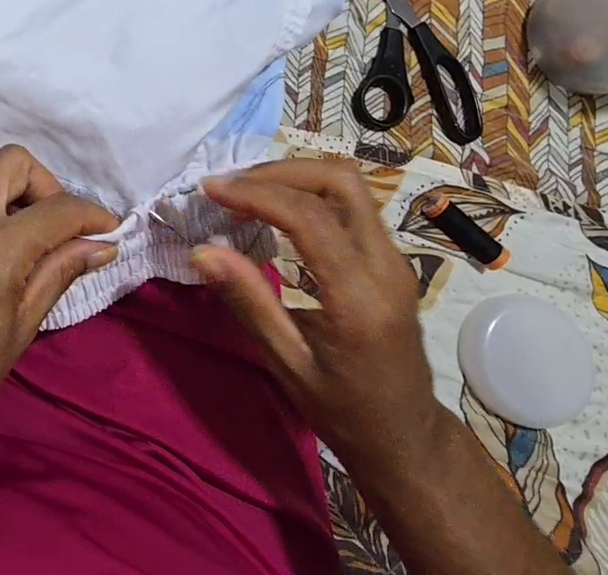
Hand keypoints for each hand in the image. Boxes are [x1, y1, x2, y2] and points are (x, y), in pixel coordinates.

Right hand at [191, 159, 449, 472]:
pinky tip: (274, 210)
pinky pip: (351, 205)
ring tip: (246, 192)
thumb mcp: (287, 365)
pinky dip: (308, 194)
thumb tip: (202, 251)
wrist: (405, 436)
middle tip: (231, 186)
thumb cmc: (343, 410)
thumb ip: (249, 302)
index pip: (309, 217)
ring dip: (294, 176)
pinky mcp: (390, 258)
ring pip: (348, 186)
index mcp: (359, 297)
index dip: (256, 194)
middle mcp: (386, 266)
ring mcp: (394, 258)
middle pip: (340, 182)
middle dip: (279, 171)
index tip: (211, 190)